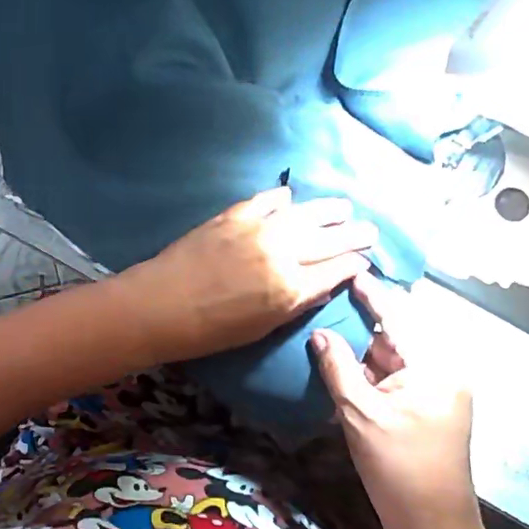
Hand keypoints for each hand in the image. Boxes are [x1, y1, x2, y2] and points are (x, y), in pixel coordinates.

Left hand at [112, 188, 378, 363]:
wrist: (158, 305)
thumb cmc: (209, 331)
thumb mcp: (261, 328)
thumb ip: (296, 304)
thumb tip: (322, 285)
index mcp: (291, 287)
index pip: (337, 270)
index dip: (354, 264)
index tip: (362, 260)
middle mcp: (282, 253)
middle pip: (330, 239)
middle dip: (354, 234)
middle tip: (369, 230)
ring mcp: (256, 229)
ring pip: (304, 213)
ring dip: (328, 210)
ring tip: (343, 208)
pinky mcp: (231, 216)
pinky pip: (265, 201)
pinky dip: (281, 199)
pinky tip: (290, 198)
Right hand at [309, 275, 478, 528]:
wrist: (429, 520)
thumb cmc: (396, 465)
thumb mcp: (359, 413)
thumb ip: (338, 368)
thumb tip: (319, 332)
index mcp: (434, 367)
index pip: (400, 317)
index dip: (374, 294)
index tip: (351, 271)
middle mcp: (443, 370)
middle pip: (400, 332)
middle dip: (368, 315)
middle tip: (333, 296)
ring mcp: (438, 389)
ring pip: (396, 353)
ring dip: (366, 342)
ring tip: (332, 322)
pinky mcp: (428, 405)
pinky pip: (397, 373)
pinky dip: (372, 365)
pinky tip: (345, 359)